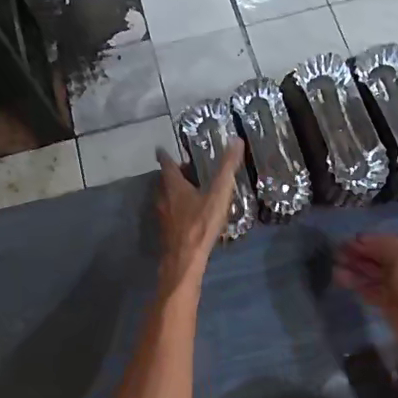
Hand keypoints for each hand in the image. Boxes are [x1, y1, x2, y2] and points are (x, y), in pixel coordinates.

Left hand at [155, 139, 245, 289]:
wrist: (185, 258)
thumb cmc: (201, 223)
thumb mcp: (218, 193)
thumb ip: (227, 167)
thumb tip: (236, 139)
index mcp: (173, 185)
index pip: (166, 164)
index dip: (165, 155)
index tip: (162, 148)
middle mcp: (163, 197)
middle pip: (165, 181)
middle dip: (173, 173)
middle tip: (184, 169)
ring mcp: (162, 215)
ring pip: (165, 197)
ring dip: (173, 191)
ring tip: (188, 189)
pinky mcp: (166, 230)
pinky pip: (169, 213)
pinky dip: (175, 208)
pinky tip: (187, 214)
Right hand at [334, 233, 397, 361]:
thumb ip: (385, 247)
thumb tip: (364, 241)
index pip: (388, 244)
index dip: (369, 242)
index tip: (348, 242)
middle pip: (379, 259)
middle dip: (359, 255)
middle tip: (336, 254)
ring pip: (373, 275)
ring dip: (355, 270)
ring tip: (335, 268)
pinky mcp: (390, 306)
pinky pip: (371, 291)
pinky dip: (358, 285)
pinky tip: (343, 281)